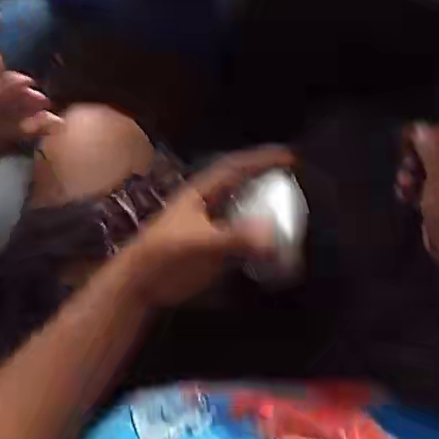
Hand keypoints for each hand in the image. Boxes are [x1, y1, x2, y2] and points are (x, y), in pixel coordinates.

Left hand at [119, 146, 295, 305]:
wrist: (140, 282)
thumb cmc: (163, 253)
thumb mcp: (198, 241)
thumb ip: (233, 238)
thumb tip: (271, 236)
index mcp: (201, 193)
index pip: (235, 168)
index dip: (261, 159)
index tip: (289, 156)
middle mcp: (209, 207)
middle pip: (243, 189)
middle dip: (269, 184)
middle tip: (297, 184)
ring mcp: (212, 229)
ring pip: (245, 215)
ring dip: (267, 214)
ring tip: (294, 214)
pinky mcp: (214, 252)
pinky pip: (244, 242)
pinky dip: (261, 242)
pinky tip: (278, 248)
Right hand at [411, 124, 438, 277]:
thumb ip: (433, 153)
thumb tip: (420, 127)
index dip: (431, 133)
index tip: (405, 139)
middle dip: (419, 156)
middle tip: (403, 165)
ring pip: (435, 170)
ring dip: (414, 173)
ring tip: (401, 184)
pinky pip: (432, 188)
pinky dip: (417, 188)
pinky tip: (404, 196)